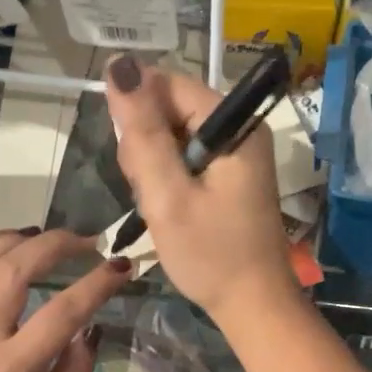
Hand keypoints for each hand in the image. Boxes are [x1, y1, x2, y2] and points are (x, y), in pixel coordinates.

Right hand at [103, 56, 295, 320]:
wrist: (253, 307)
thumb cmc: (212, 256)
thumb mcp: (168, 195)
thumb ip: (142, 130)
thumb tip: (119, 64)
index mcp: (234, 124)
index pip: (166, 85)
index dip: (138, 118)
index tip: (138, 164)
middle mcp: (240, 130)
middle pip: (168, 110)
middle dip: (148, 151)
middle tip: (156, 197)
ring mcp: (236, 156)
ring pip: (171, 140)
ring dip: (156, 173)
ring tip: (165, 212)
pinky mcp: (230, 180)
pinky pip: (186, 164)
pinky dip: (170, 186)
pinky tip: (174, 215)